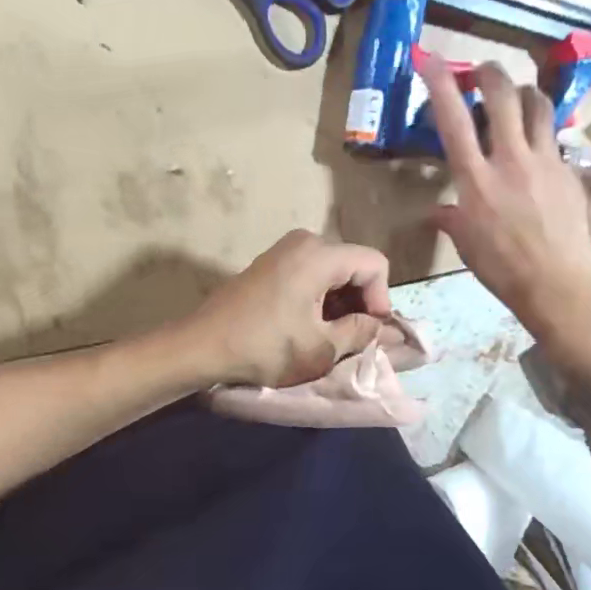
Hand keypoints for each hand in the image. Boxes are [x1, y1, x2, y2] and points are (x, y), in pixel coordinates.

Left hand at [181, 230, 390, 387]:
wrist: (202, 347)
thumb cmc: (266, 347)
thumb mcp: (322, 348)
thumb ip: (361, 333)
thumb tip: (388, 332)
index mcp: (320, 254)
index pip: (375, 265)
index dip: (381, 300)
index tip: (369, 333)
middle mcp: (305, 242)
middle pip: (355, 265)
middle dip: (362, 303)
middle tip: (354, 339)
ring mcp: (285, 250)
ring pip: (334, 272)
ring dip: (341, 305)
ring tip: (332, 338)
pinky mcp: (272, 265)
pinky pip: (312, 275)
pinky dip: (321, 300)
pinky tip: (310, 328)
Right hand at [416, 54, 590, 329]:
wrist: (557, 284)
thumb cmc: (503, 270)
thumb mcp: (467, 245)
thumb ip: (452, 219)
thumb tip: (438, 212)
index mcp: (476, 180)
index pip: (454, 120)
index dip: (440, 83)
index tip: (429, 58)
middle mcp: (510, 160)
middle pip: (503, 94)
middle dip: (490, 72)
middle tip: (482, 72)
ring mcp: (544, 162)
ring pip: (537, 104)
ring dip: (523, 93)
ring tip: (517, 98)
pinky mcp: (568, 171)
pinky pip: (555, 137)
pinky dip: (543, 131)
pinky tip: (539, 145)